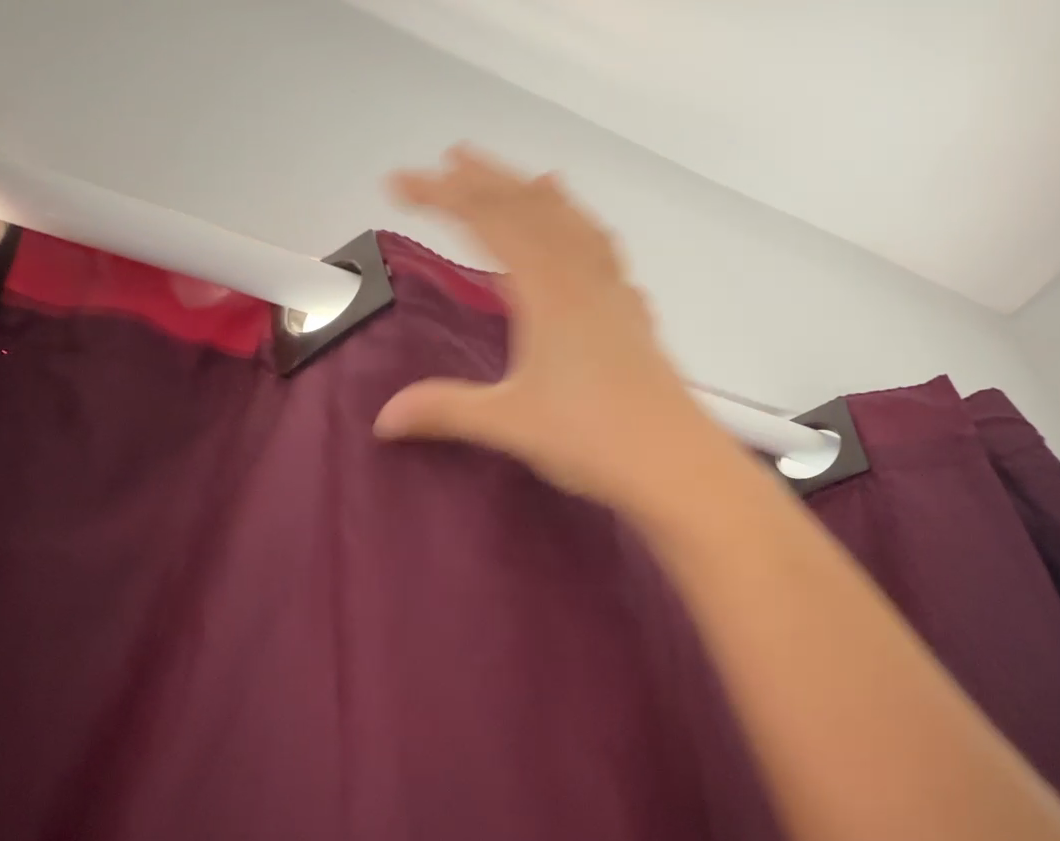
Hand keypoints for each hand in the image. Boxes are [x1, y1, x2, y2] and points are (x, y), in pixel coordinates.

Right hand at [377, 145, 739, 511]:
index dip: (439, 195)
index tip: (397, 182)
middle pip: (531, 209)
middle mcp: (582, 278)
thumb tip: (383, 419)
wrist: (676, 463)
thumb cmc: (592, 437)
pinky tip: (588, 243)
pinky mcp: (636, 320)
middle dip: (487, 180)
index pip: (485, 220)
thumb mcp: (509, 423)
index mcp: (546, 289)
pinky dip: (586, 233)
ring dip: (540, 197)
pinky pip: (606, 256)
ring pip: (575, 225)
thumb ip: (446, 411)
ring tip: (524, 179)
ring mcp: (615, 295)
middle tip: (452, 158)